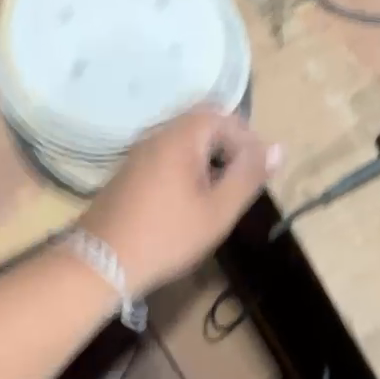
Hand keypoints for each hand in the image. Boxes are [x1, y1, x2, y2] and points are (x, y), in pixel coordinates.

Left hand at [79, 109, 279, 293]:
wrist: (102, 262)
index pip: (222, 116)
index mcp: (180, 138)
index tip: (259, 170)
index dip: (247, 138)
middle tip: (244, 181)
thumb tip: (277, 148)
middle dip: (230, 147)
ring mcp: (139, 153)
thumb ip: (249, 175)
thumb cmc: (167, 236)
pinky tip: (194, 200)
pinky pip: (169, 155)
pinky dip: (189, 168)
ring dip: (210, 159)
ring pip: (185, 141)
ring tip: (223, 193)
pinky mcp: (130, 172)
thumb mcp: (219, 210)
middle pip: (202, 124)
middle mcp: (157, 135)